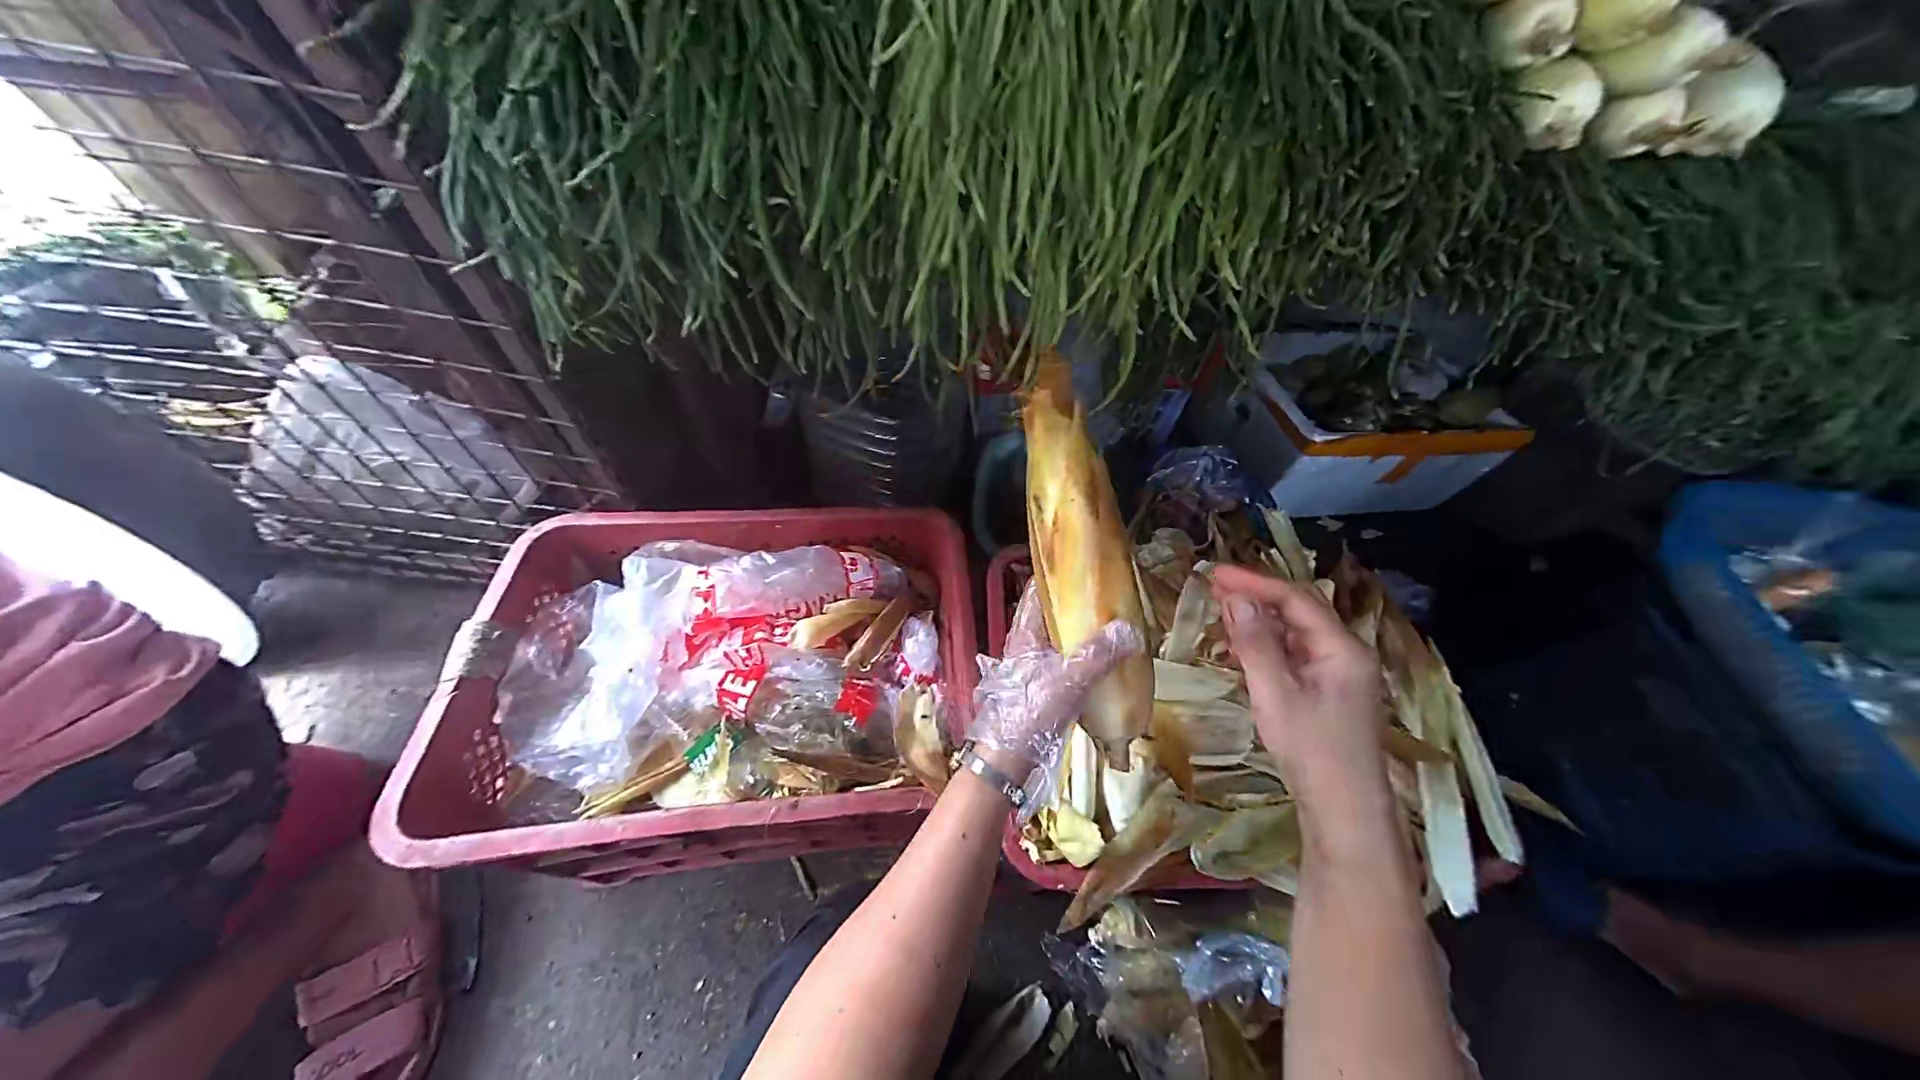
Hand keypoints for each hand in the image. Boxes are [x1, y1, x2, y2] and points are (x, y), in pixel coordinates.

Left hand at [967, 581, 1141, 796]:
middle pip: (1052, 615)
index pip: (1038, 592)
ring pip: (1060, 640)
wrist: (1007, 761)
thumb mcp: (1066, 681)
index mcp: (1025, 634)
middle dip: (1077, 605)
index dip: (1057, 575)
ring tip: (1115, 625)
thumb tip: (1130, 629)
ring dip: (1083, 633)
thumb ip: (1098, 655)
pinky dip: (1084, 658)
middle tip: (1110, 596)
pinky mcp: (1043, 689)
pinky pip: (1067, 663)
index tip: (1085, 566)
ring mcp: (1034, 668)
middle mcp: (1026, 646)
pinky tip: (1106, 663)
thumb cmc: (1028, 714)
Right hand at [1213, 564, 1386, 805]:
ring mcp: (1338, 673)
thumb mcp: (1275, 694)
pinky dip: (1265, 645)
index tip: (1215, 574)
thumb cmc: (1311, 750)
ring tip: (1221, 611)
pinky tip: (1240, 647)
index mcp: (1342, 648)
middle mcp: (1345, 653)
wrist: (1344, 809)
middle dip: (1256, 596)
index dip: (1254, 583)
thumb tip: (1236, 599)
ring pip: (1295, 632)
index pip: (1295, 599)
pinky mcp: (1327, 691)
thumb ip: (1255, 644)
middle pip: (1298, 611)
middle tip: (1214, 587)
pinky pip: (1294, 654)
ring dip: (1259, 619)